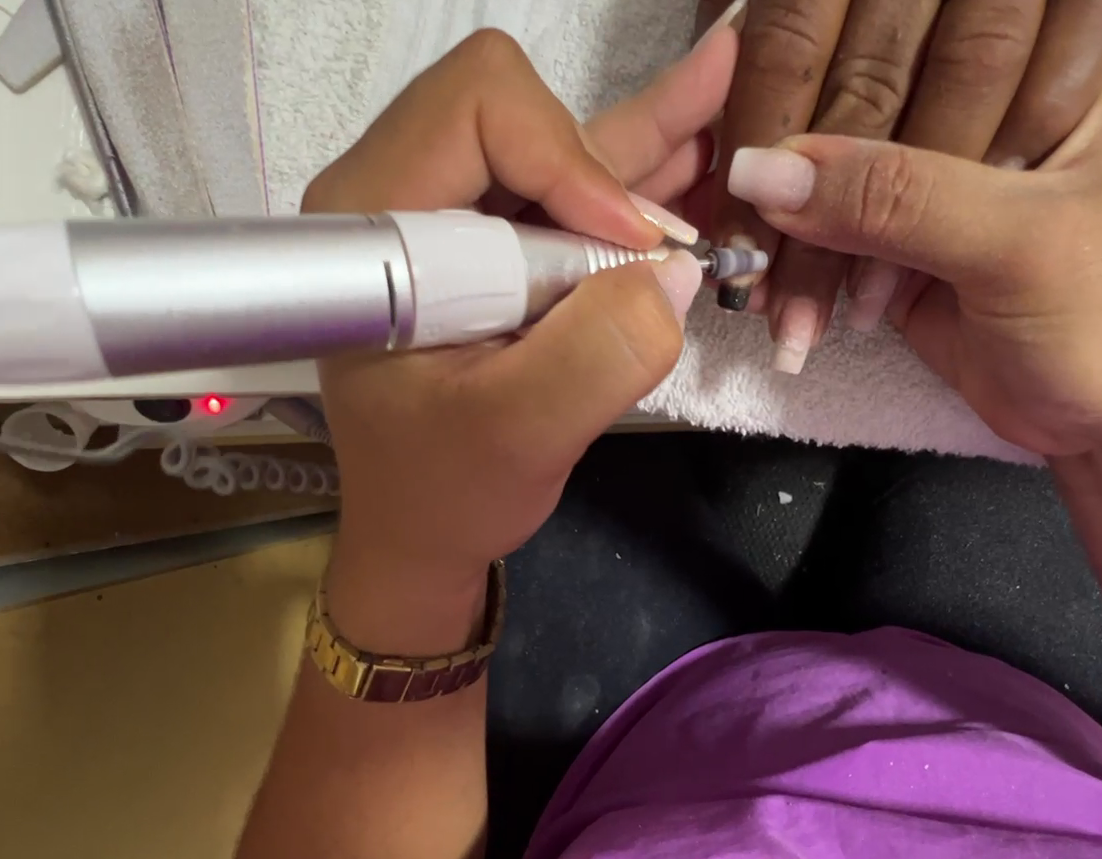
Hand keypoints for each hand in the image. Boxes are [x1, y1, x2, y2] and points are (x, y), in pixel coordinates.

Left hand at [301, 29, 736, 596]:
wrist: (425, 529)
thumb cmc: (448, 491)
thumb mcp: (521, 435)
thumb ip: (598, 355)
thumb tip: (674, 271)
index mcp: (378, 227)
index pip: (480, 112)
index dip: (571, 162)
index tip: (632, 249)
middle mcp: (403, 200)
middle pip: (521, 115)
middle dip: (609, 168)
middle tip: (674, 234)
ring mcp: (450, 224)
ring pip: (554, 148)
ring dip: (638, 151)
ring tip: (723, 87)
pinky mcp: (492, 253)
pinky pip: (567, 198)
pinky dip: (633, 185)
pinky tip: (695, 138)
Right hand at [701, 0, 1101, 372]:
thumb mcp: (1014, 245)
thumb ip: (897, 197)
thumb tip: (763, 170)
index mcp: (1040, 71)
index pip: (906, 49)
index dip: (820, 89)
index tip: (746, 141)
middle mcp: (982, 117)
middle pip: (860, 119)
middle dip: (798, 181)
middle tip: (739, 228)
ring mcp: (939, 191)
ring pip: (840, 188)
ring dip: (793, 240)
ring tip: (754, 282)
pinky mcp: (906, 253)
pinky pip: (837, 248)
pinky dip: (803, 275)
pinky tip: (772, 296)